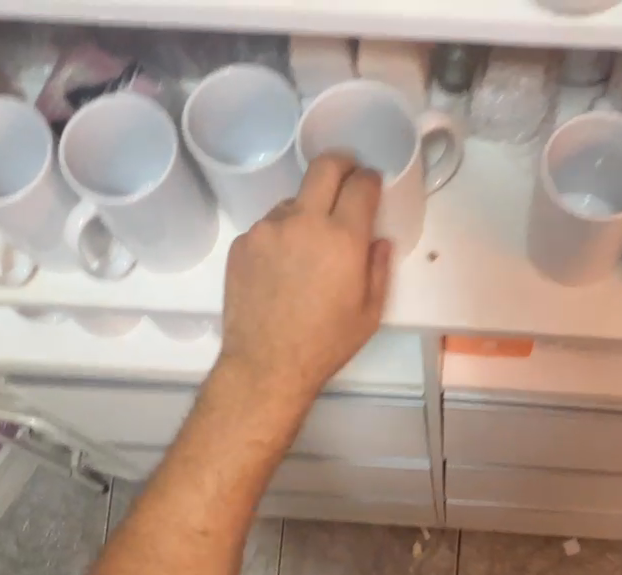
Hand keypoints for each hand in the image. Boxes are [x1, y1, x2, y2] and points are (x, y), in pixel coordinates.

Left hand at [217, 154, 392, 402]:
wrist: (267, 364)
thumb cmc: (325, 344)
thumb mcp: (369, 314)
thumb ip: (379, 270)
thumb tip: (379, 242)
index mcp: (342, 238)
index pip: (361, 184)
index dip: (370, 179)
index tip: (372, 184)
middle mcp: (304, 222)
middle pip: (324, 167)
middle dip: (342, 163)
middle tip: (348, 174)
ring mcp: (268, 229)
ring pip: (293, 201)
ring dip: (308, 211)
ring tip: (310, 247)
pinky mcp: (243, 243)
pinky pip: (269, 227)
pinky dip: (282, 236)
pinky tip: (284, 269)